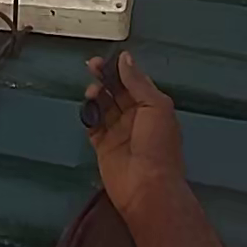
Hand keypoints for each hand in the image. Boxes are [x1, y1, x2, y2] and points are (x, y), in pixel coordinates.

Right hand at [84, 53, 186, 219]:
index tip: (108, 57)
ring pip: (103, 105)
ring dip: (96, 94)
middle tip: (92, 65)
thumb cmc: (157, 144)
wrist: (148, 188)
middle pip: (116, 90)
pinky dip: (89, 114)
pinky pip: (93, 125)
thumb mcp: (155, 106)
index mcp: (151, 104)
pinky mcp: (102, 145)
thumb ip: (137, 82)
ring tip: (92, 92)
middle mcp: (134, 115)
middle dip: (105, 77)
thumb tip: (125, 57)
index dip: (121, 68)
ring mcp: (117, 130)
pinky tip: (88, 108)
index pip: (134, 80)